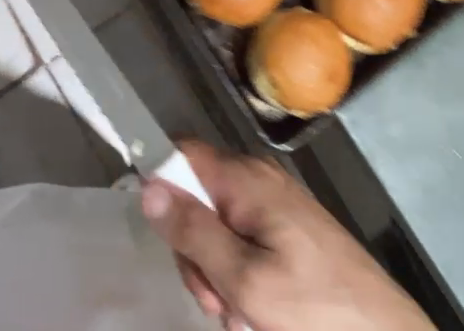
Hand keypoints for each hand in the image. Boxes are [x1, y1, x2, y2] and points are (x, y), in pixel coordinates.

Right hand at [142, 142, 433, 330]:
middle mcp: (259, 180)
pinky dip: (238, 274)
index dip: (161, 184)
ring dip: (215, 272)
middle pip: (195, 196)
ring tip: (238, 313)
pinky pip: (242, 240)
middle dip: (193, 250)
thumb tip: (148, 187)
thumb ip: (194, 233)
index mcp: (246, 179)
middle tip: (213, 297)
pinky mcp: (289, 229)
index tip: (164, 234)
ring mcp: (276, 204)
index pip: (181, 151)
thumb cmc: (316, 307)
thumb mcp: (245, 279)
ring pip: (216, 225)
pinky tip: (254, 309)